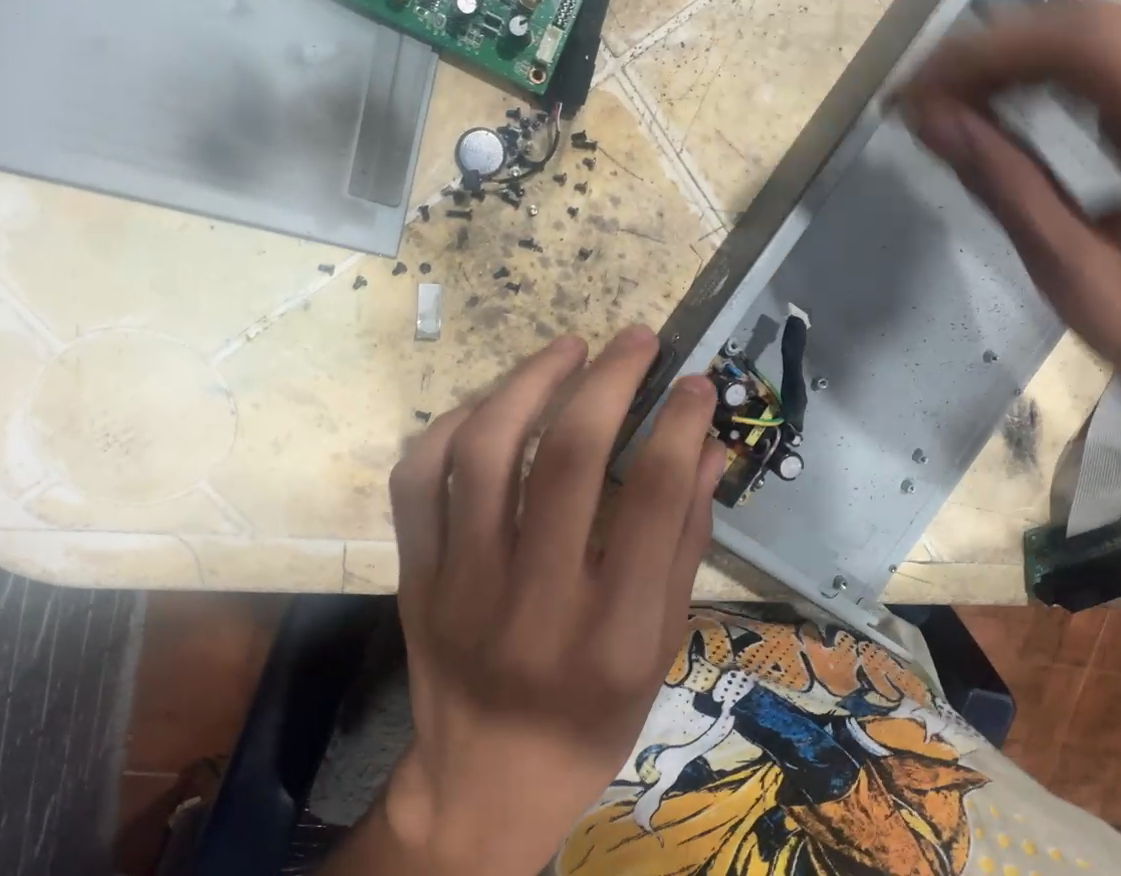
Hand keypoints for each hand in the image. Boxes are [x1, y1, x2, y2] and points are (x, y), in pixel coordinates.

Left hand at [375, 327, 723, 875]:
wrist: (485, 780)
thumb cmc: (591, 718)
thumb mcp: (660, 650)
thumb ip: (683, 546)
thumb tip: (707, 449)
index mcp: (612, 632)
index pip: (652, 499)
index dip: (679, 425)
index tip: (694, 384)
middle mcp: (534, 602)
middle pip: (570, 461)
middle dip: (610, 382)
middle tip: (638, 339)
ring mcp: (461, 585)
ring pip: (485, 453)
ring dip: (530, 383)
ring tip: (569, 348)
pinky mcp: (414, 576)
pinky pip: (418, 479)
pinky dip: (454, 424)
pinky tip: (495, 403)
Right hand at [897, 0, 1120, 430]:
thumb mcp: (1076, 274)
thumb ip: (1007, 187)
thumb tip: (930, 121)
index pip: (1090, 45)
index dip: (989, 54)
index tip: (915, 91)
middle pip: (1096, 31)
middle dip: (994, 55)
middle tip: (918, 97)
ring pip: (1104, 43)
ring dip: (1015, 65)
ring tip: (945, 102)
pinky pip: (1119, 72)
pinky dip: (1048, 83)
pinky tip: (1000, 107)